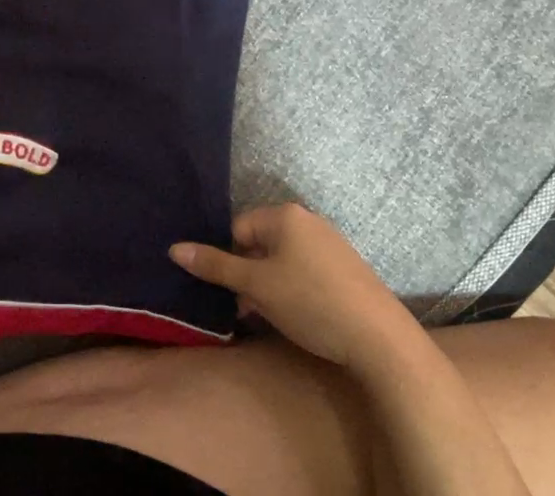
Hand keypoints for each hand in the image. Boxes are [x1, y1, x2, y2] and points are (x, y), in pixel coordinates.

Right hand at [170, 203, 418, 371]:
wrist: (380, 338)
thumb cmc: (310, 302)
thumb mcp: (256, 286)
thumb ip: (215, 265)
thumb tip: (174, 248)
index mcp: (284, 215)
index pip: (237, 228)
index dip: (228, 259)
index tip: (230, 291)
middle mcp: (308, 220)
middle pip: (259, 243)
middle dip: (247, 275)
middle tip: (246, 308)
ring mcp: (331, 243)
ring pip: (282, 259)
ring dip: (268, 285)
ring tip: (270, 317)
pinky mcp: (346, 267)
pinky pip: (305, 270)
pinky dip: (293, 289)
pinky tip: (298, 317)